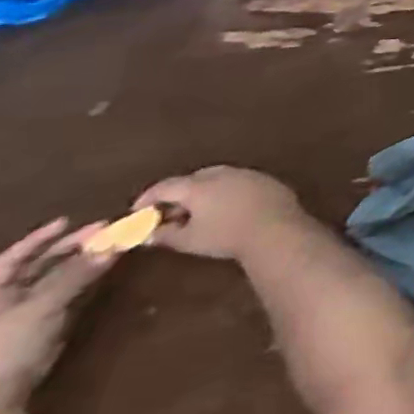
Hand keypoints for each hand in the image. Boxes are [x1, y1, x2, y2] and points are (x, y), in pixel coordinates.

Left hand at [0, 220, 114, 413]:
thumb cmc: (4, 348)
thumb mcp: (40, 308)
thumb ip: (76, 274)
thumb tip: (114, 244)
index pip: (10, 259)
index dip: (38, 238)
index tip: (70, 219)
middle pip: (35, 267)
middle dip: (70, 248)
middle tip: (105, 229)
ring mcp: (15, 317)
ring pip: (52, 281)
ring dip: (82, 262)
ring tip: (112, 246)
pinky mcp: (34, 329)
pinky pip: (60, 295)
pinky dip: (81, 280)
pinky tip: (102, 271)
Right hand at [131, 167, 312, 261]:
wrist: (275, 228)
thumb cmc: (225, 235)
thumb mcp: (187, 239)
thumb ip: (164, 234)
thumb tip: (148, 233)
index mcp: (201, 185)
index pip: (166, 186)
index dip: (148, 197)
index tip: (137, 210)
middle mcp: (226, 174)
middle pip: (194, 178)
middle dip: (178, 193)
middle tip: (169, 212)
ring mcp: (250, 174)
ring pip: (219, 177)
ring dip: (203, 191)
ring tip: (195, 212)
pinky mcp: (267, 179)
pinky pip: (239, 181)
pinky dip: (225, 191)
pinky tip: (224, 208)